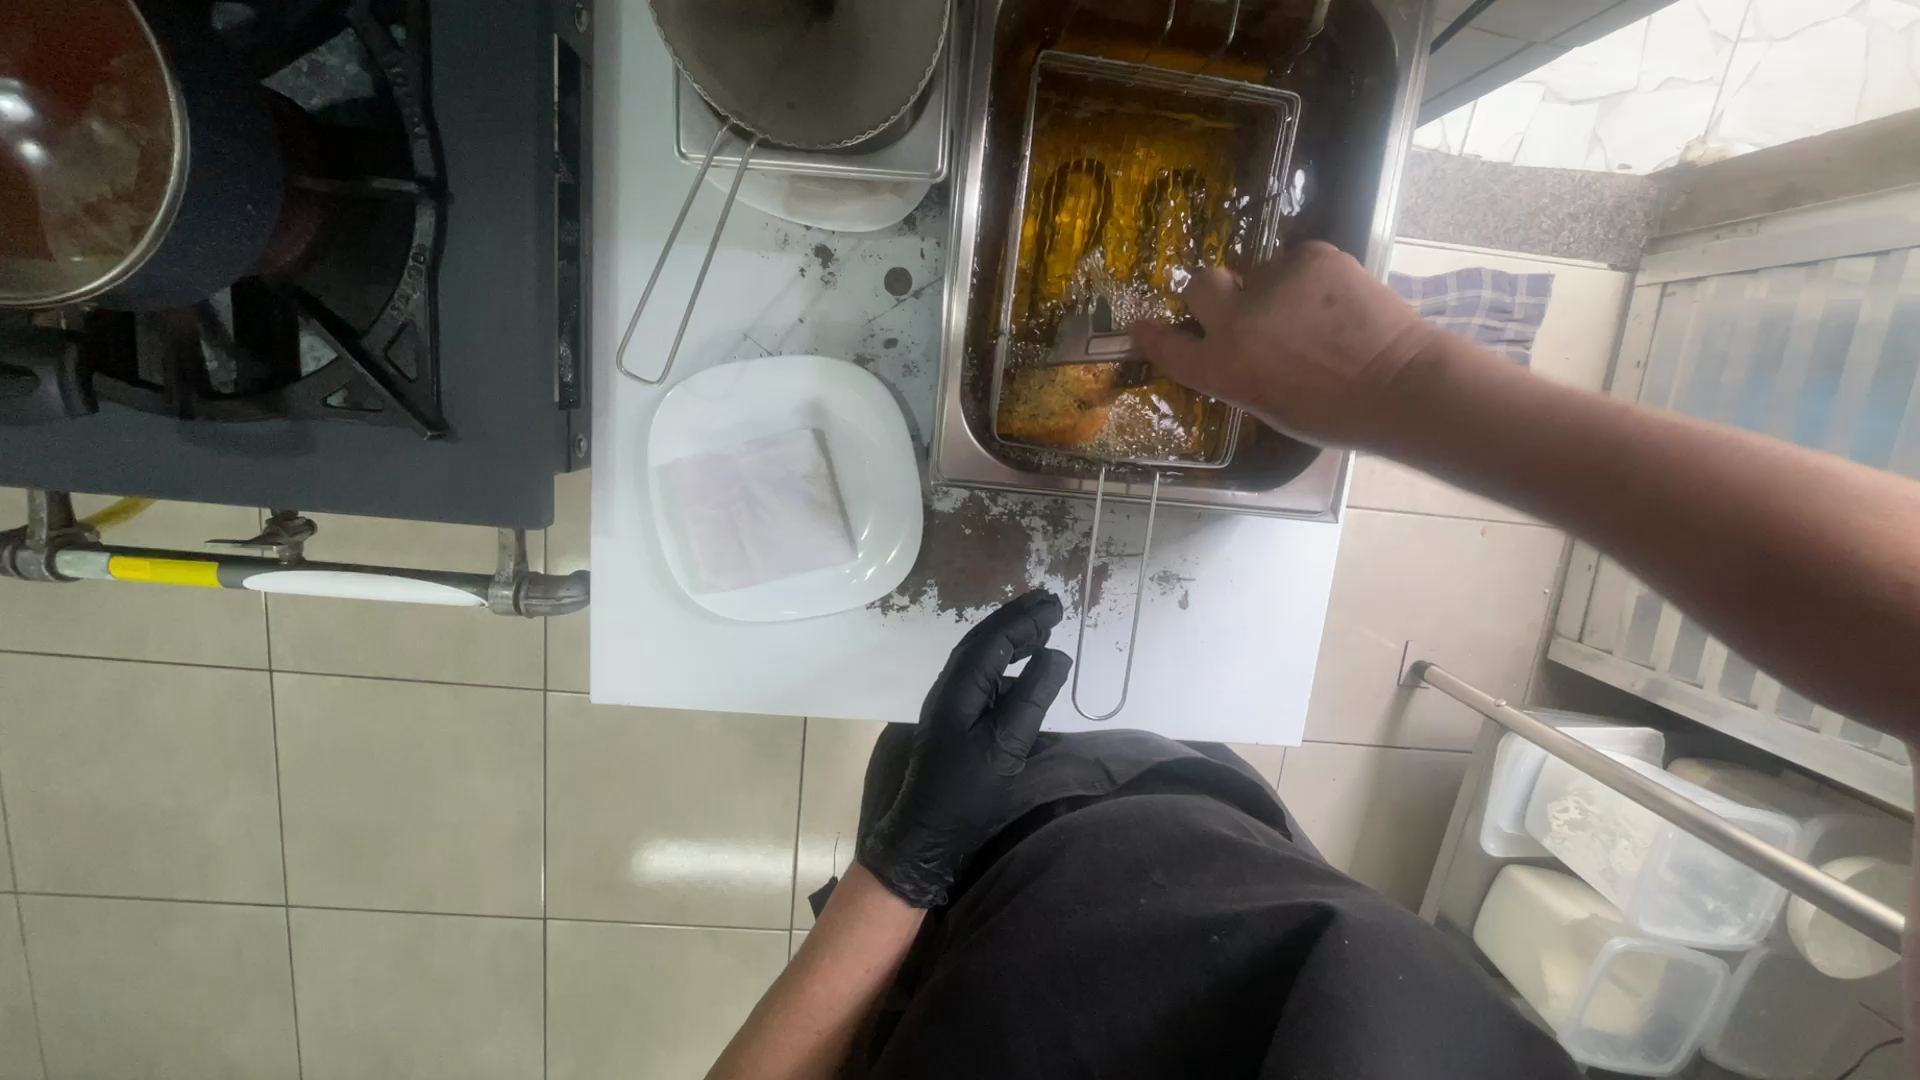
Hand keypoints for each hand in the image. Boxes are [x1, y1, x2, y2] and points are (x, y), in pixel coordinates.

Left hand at [858, 589, 1071, 907]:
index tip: (1055, 606)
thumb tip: (1056, 655)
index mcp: (959, 686)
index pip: (995, 640)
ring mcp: (951, 701)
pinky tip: (1025, 666)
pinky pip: (983, 675)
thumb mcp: (1006, 744)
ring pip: (982, 656)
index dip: (1025, 620)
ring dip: (1011, 638)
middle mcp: (950, 685)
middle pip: (984, 639)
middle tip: (1049, 602)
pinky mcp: (956, 718)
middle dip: (1017, 619)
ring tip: (1042, 626)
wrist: (925, 831)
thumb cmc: (966, 790)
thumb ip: (1032, 697)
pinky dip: (1006, 662)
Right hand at [1128, 240, 1440, 447]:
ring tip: (1306, 313)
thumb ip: (1232, 370)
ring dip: (1267, 288)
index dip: (1152, 335)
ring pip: (1254, 271)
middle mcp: (1234, 321)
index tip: (1140, 325)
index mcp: (1220, 368)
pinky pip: (1292, 260)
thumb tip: (1226, 343)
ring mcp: (1271, 283)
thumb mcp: (1260, 402)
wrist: (1396, 384)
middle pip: (1199, 285)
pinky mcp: (1310, 256)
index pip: (1168, 345)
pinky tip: (1330, 301)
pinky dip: (1304, 278)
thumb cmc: (1328, 413)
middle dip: (1211, 295)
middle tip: (1240, 308)